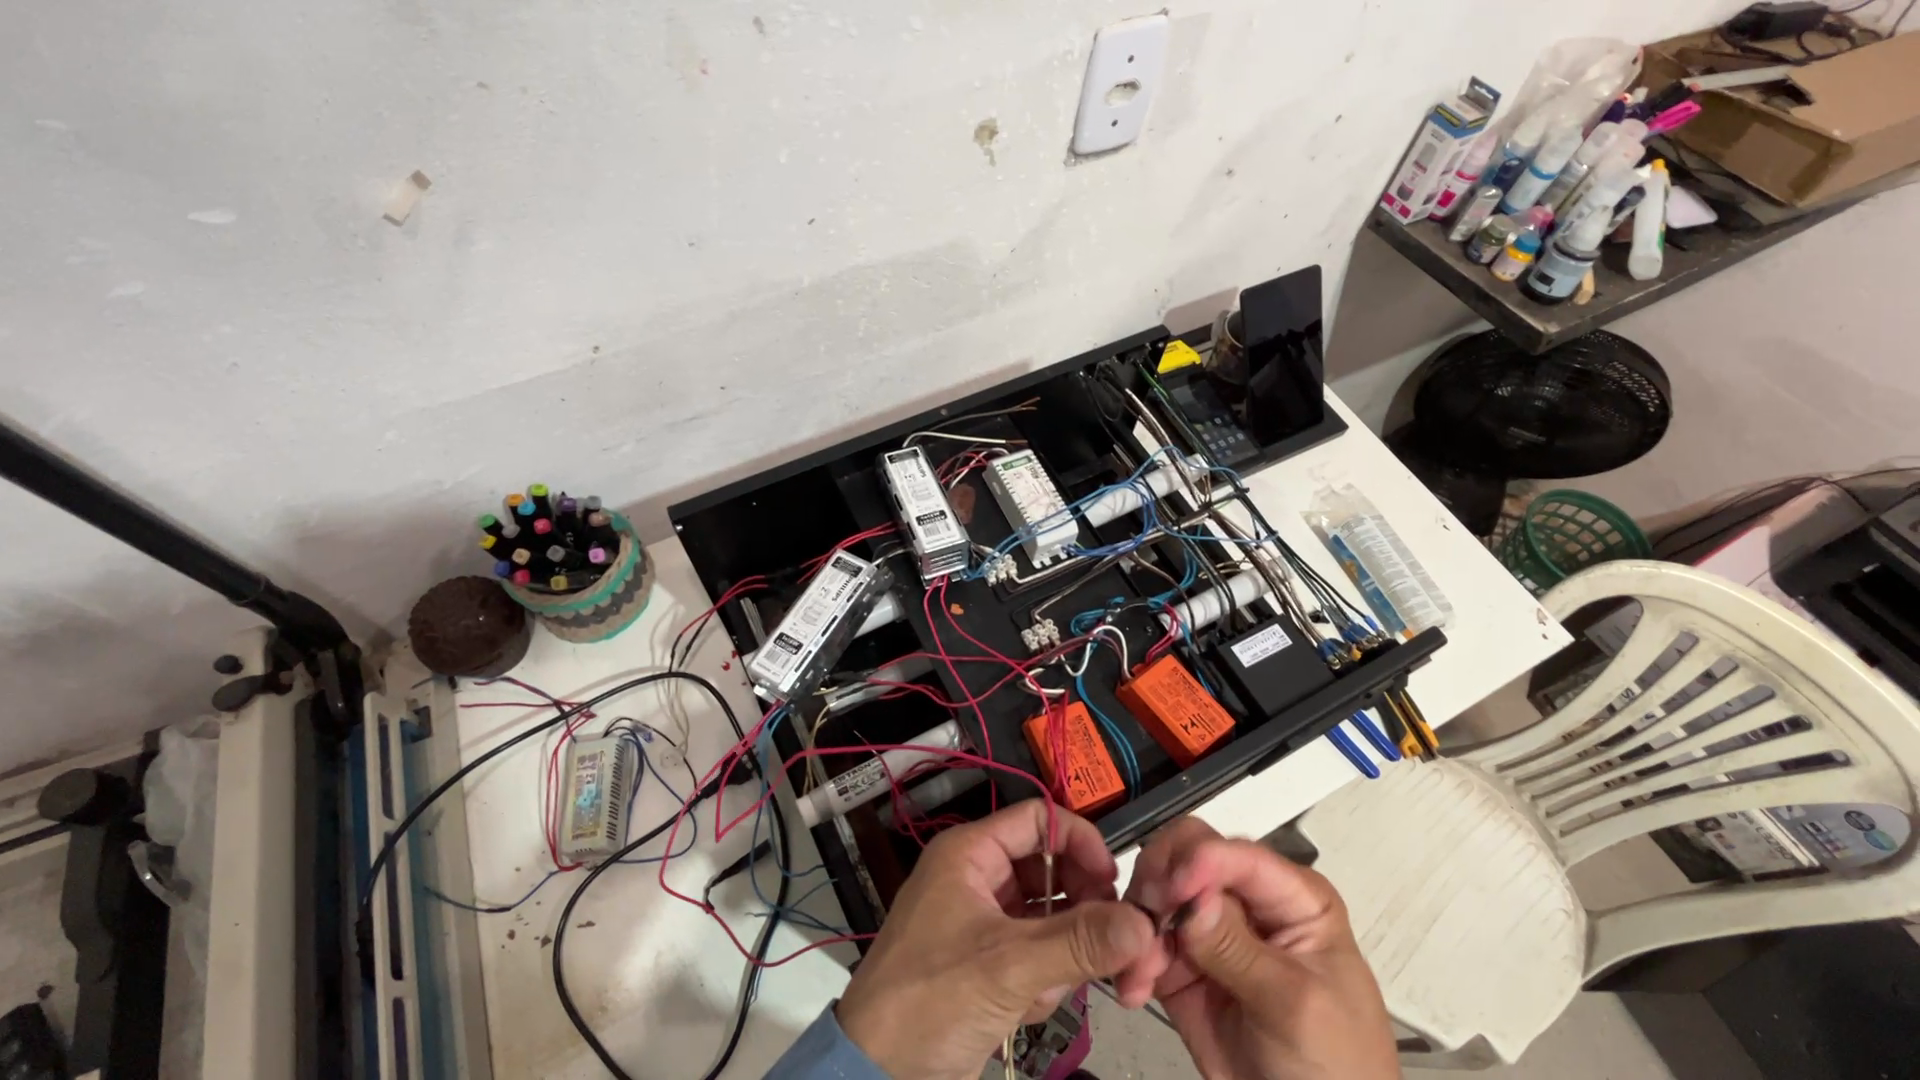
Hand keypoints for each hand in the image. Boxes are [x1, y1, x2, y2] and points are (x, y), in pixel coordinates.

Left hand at [836, 799, 1156, 1079]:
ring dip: (1064, 951)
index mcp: (970, 853)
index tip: (1114, 884)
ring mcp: (985, 923)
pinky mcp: (991, 964)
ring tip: (1053, 984)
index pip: (1039, 819)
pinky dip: (1046, 979)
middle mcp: (979, 878)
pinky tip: (1029, 1006)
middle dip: (1082, 908)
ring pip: (1051, 916)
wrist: (880, 1073)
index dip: (1080, 842)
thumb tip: (1144, 923)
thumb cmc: (931, 998)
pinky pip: (1040, 954)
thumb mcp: (1009, 965)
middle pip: (1052, 870)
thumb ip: (1079, 941)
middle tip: (1111, 941)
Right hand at [1115, 818, 1396, 1079]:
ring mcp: (1210, 934)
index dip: (1198, 861)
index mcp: (1290, 895)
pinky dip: (1130, 960)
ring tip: (1139, 971)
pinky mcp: (1181, 968)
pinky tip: (1134, 987)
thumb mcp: (1296, 1004)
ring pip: (1156, 899)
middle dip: (1158, 886)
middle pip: (1185, 860)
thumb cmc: (1336, 1064)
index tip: (1171, 890)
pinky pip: (1143, 946)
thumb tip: (1192, 899)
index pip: (1235, 854)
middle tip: (1143, 922)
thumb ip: (1240, 950)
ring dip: (1137, 928)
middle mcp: (1245, 902)